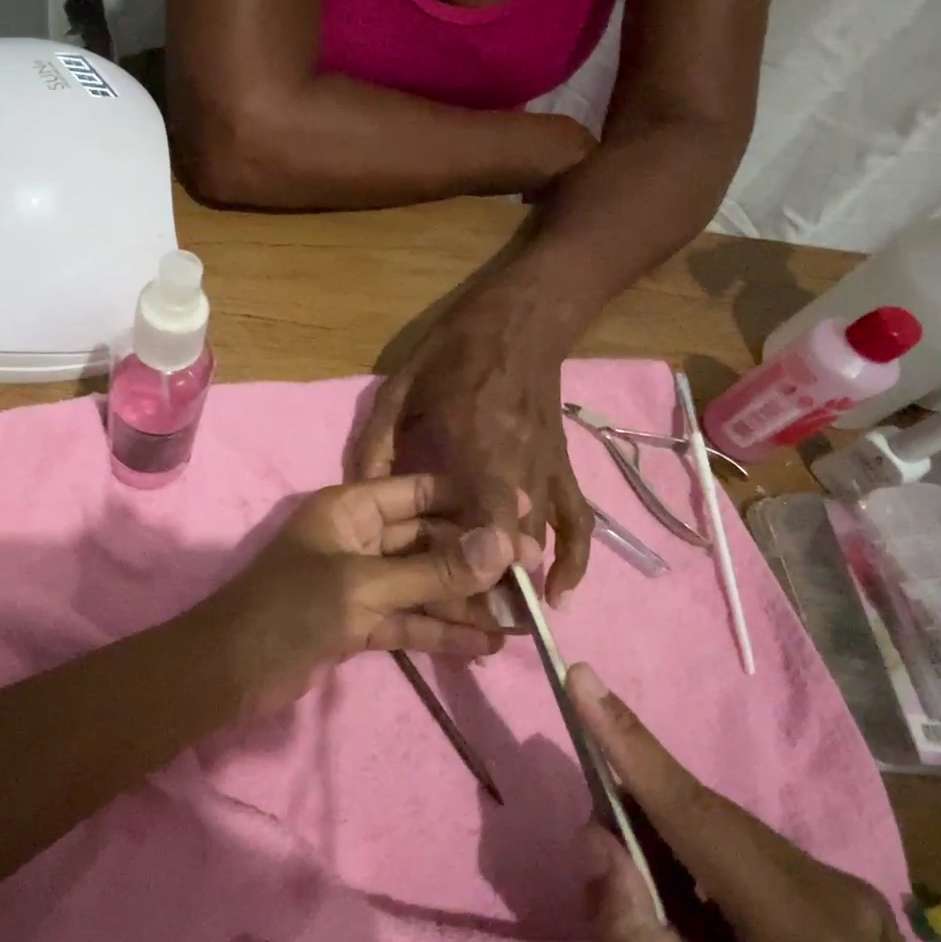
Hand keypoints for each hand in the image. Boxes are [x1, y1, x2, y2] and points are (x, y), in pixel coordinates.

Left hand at [204, 475, 541, 714]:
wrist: (230, 671)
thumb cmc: (291, 609)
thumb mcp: (365, 585)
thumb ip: (434, 569)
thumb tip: (503, 542)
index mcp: (349, 508)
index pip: (421, 492)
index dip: (471, 500)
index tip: (523, 512)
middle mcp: (356, 538)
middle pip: (428, 541)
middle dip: (476, 560)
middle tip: (533, 579)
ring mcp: (356, 582)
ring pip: (422, 584)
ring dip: (466, 601)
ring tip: (522, 620)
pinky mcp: (355, 622)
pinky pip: (408, 619)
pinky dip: (441, 631)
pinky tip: (485, 645)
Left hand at [352, 281, 593, 605]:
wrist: (520, 319)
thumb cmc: (453, 351)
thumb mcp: (398, 390)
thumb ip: (379, 441)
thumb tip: (361, 487)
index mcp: (471, 442)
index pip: (483, 502)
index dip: (483, 546)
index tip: (476, 586)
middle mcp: (515, 463)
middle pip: (510, 532)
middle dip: (497, 578)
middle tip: (482, 620)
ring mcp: (545, 469)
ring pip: (541, 533)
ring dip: (528, 578)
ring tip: (513, 621)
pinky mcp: (561, 469)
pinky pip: (579, 519)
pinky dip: (577, 558)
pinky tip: (561, 595)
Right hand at [568, 665, 905, 941]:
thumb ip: (631, 925)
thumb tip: (592, 835)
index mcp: (803, 923)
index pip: (693, 809)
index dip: (628, 743)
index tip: (582, 675)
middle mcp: (837, 892)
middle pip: (708, 820)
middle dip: (640, 811)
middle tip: (594, 833)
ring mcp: (855, 900)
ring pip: (729, 839)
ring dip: (672, 847)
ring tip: (645, 890)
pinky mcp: (853, 910)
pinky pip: (753, 863)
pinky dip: (706, 872)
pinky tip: (691, 912)